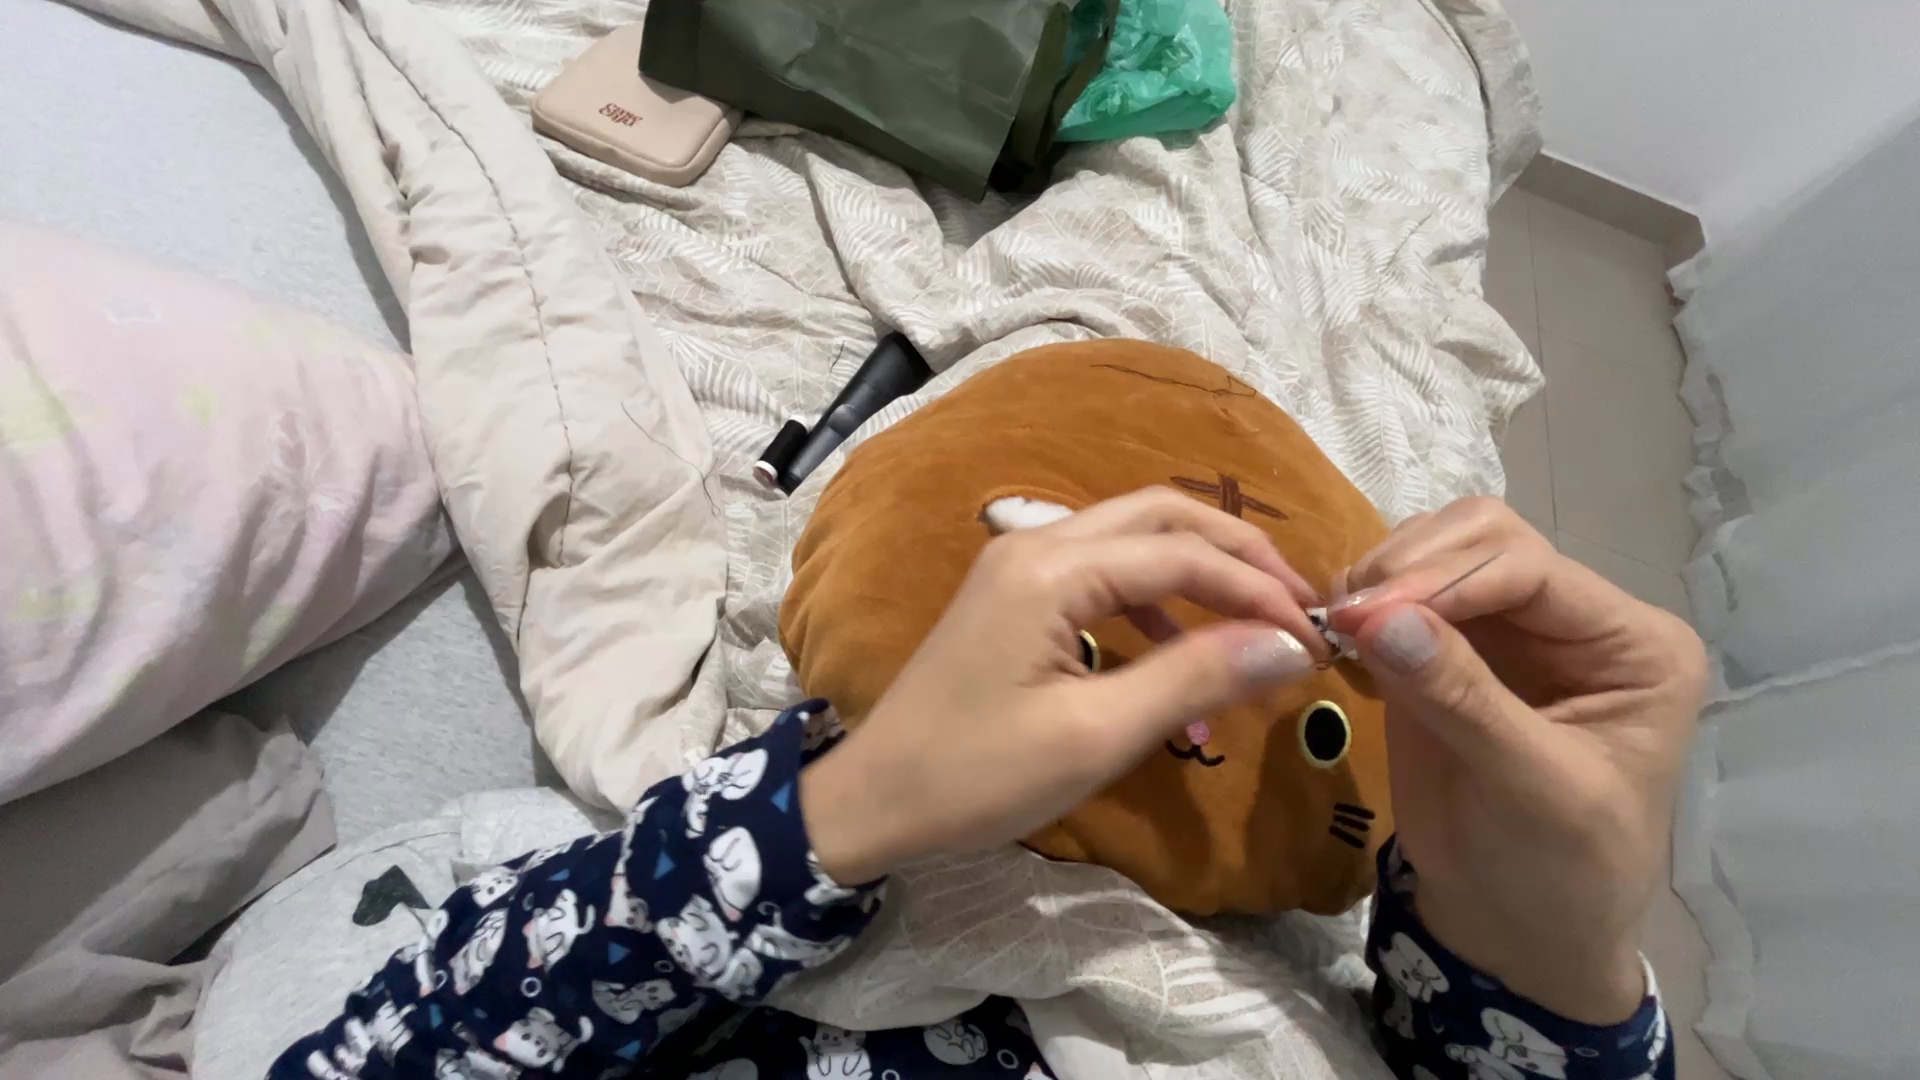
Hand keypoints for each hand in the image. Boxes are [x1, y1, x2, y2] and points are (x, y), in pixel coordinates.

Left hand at [799, 487, 1326, 884]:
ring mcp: (1019, 566)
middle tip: (1294, 607)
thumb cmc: (978, 774)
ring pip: (1131, 546)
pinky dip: (1150, 614)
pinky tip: (1176, 669)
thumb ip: (1193, 677)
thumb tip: (1288, 644)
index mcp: (1051, 569)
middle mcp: (1035, 544)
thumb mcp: (1095, 733)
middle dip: (1235, 557)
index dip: (1257, 592)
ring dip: (1195, 582)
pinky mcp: (1014, 597)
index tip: (1315, 640)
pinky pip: (1099, 583)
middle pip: (1159, 519)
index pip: (1182, 555)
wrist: (877, 797)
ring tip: (1248, 641)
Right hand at [1328, 497, 1707, 1023]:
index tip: (1363, 616)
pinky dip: (1360, 598)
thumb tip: (1375, 617)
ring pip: (1433, 547)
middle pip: (1482, 535)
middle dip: (1408, 565)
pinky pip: (1395, 589)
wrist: (1508, 917)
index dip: (1443, 579)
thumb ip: (1460, 697)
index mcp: (1627, 644)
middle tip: (1346, 615)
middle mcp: (1567, 618)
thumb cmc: (1553, 867)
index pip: (1527, 568)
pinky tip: (1340, 634)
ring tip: (1339, 624)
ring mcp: (1500, 626)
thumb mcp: (1528, 788)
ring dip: (1378, 574)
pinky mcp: (1440, 643)